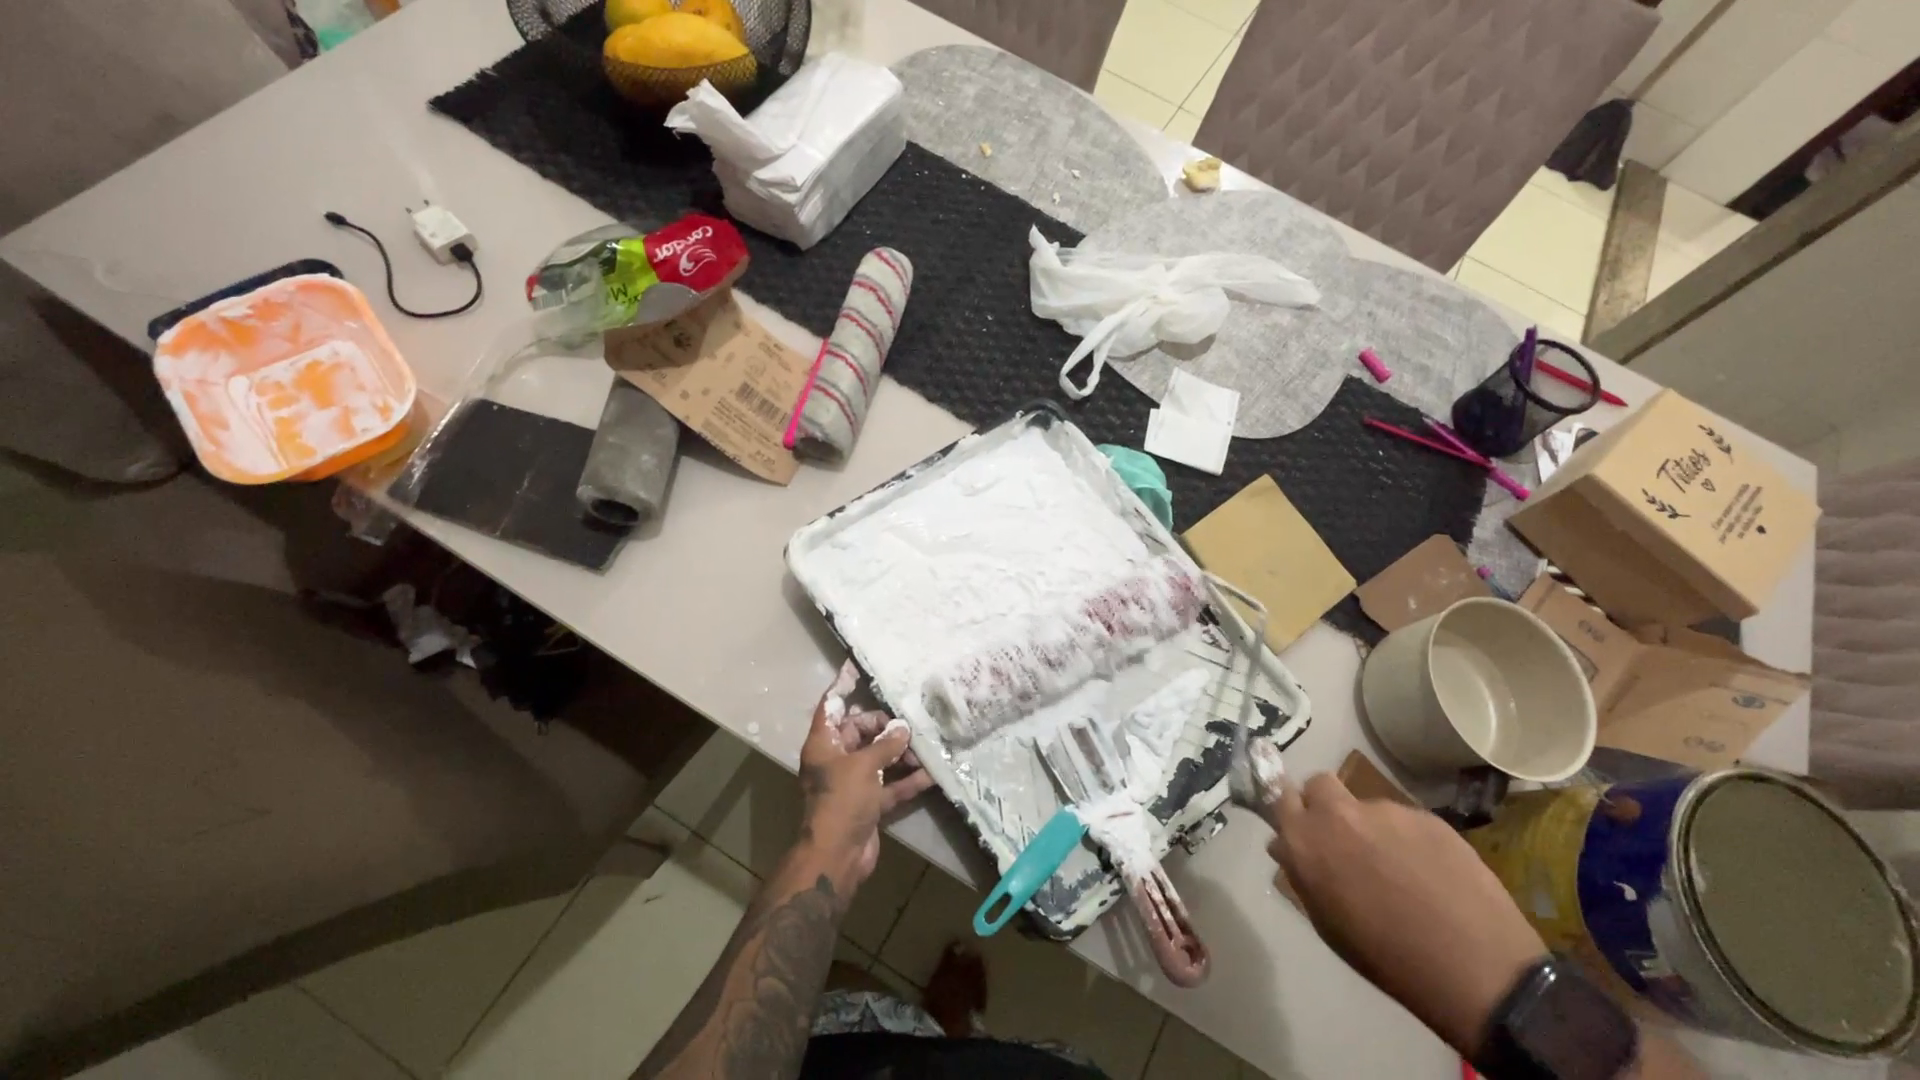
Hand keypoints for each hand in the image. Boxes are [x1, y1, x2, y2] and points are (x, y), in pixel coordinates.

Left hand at [797, 661, 934, 891]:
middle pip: (860, 732)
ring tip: (928, 743)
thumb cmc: (842, 801)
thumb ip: (886, 744)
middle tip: (910, 720)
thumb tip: (903, 728)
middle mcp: (836, 760)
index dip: (842, 687)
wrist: (837, 854)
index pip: (830, 707)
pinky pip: (891, 785)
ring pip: (880, 759)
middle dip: (885, 726)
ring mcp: (853, 783)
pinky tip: (933, 773)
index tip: (856, 668)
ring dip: (902, 753)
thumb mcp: (864, 766)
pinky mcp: (869, 803)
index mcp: (824, 745)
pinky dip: (909, 780)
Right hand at [1267, 772, 1547, 1057]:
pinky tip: (1429, 873)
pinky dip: (1409, 839)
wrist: (1472, 964)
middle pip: (1320, 784)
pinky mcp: (1429, 817)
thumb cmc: (1383, 954)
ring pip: (1367, 806)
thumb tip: (1287, 847)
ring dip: (1371, 827)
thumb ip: (1302, 874)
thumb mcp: (1326, 921)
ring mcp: (1388, 811)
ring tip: (1397, 868)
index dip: (1290, 808)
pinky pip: (1406, 820)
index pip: (1280, 794)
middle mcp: (1340, 814)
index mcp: (1306, 839)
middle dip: (1325, 805)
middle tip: (1342, 840)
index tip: (1298, 824)